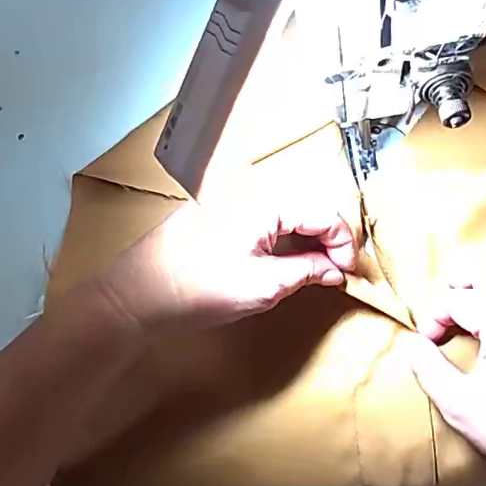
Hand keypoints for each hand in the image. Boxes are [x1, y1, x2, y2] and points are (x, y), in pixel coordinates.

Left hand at [90, 191, 357, 334]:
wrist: (137, 294)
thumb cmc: (196, 289)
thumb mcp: (264, 286)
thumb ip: (307, 272)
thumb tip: (334, 270)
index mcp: (265, 202)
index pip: (324, 213)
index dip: (344, 244)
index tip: (349, 272)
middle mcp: (250, 191)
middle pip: (307, 208)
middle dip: (328, 240)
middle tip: (335, 273)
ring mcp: (232, 201)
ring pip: (286, 214)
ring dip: (306, 240)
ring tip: (314, 272)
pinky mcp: (220, 214)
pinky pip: (265, 219)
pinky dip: (283, 239)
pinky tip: (286, 263)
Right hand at [402, 244, 485, 485]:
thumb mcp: (459, 405)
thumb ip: (427, 367)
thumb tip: (409, 343)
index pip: (457, 299)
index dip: (434, 318)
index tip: (429, 345)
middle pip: (485, 269)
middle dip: (455, 286)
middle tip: (441, 319)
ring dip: (483, 268)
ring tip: (462, 290)